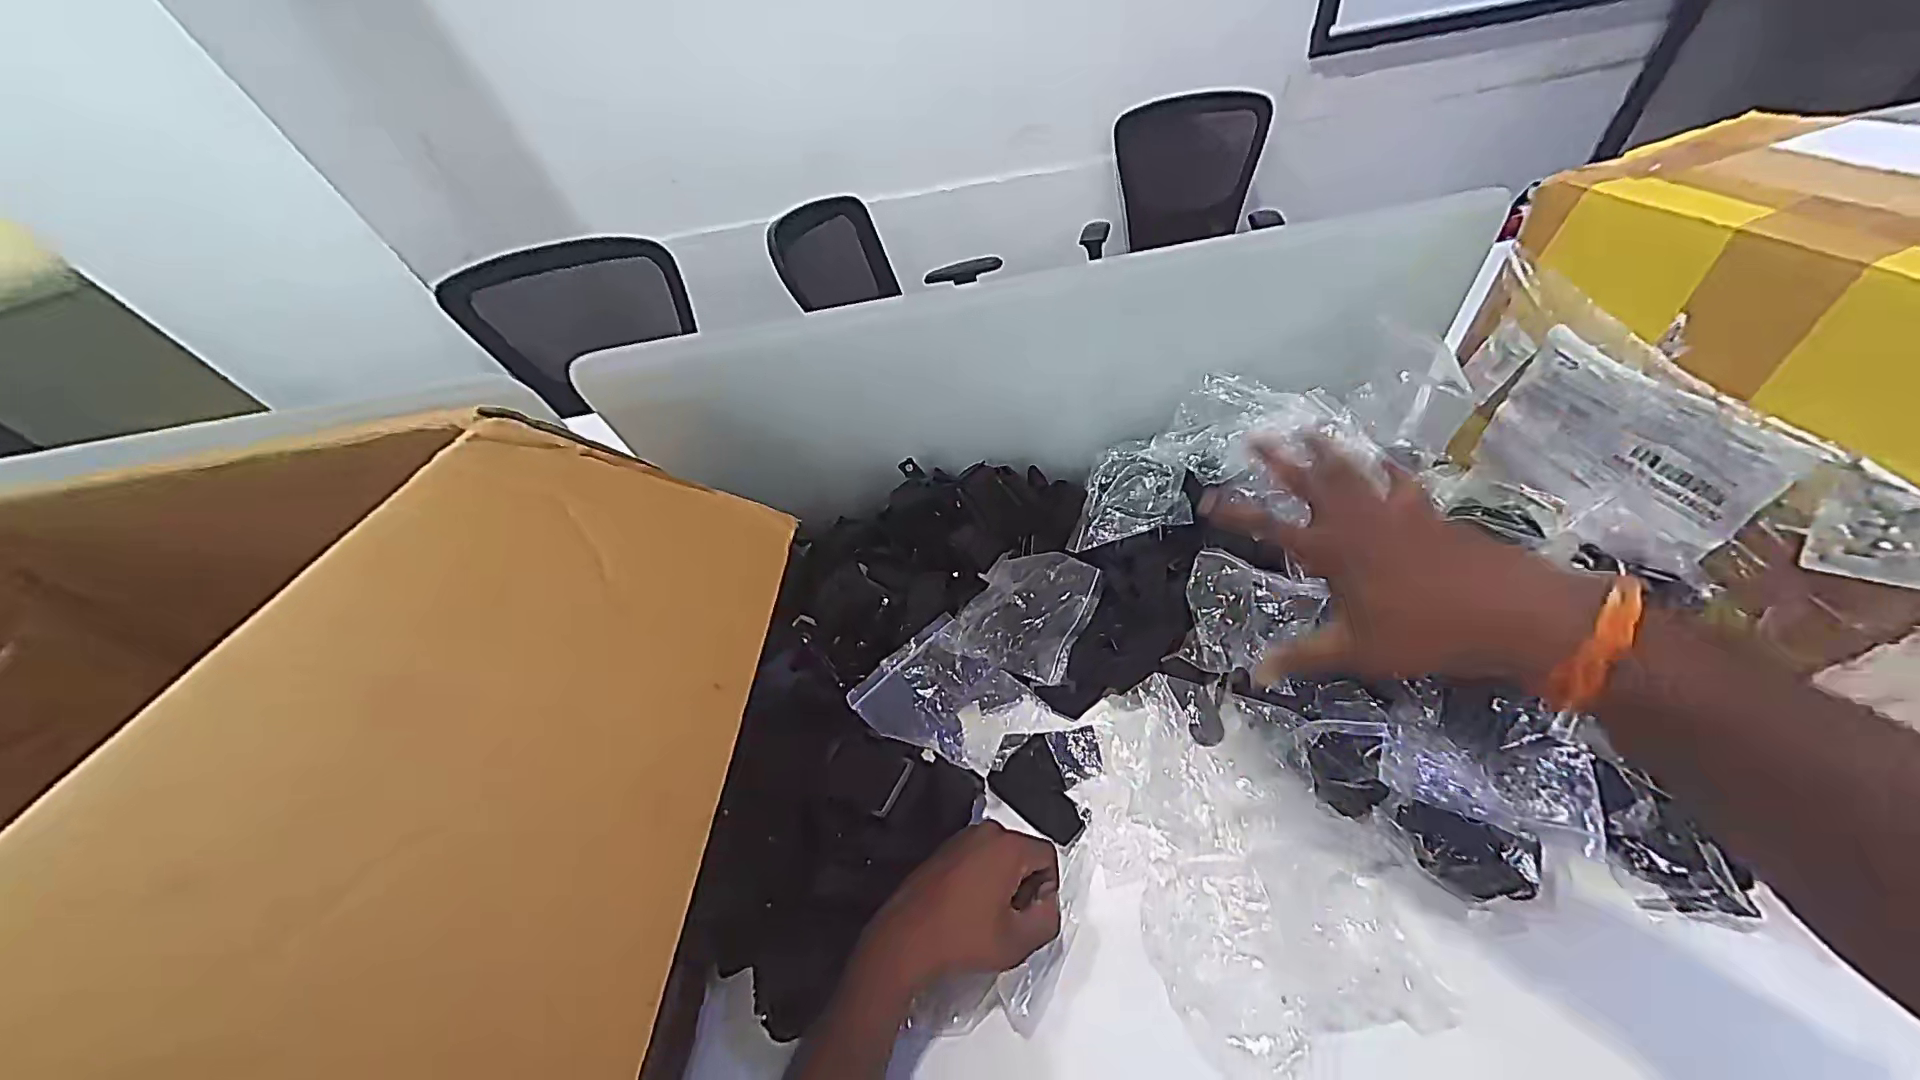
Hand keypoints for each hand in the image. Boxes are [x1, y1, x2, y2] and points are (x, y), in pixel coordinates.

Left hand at [851, 821, 1060, 995]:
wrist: (907, 938)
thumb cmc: (954, 936)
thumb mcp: (1018, 941)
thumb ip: (1048, 919)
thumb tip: (1049, 907)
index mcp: (1007, 846)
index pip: (1049, 856)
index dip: (1048, 889)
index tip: (1035, 910)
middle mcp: (984, 834)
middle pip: (1025, 854)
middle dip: (1025, 885)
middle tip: (1012, 918)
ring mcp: (962, 840)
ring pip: (1001, 857)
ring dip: (1003, 884)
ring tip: (988, 918)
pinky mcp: (947, 850)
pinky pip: (979, 859)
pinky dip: (982, 881)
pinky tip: (970, 911)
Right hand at [1203, 435, 1606, 688]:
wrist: (1511, 613)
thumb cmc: (1424, 632)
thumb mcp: (1355, 651)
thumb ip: (1302, 657)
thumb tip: (1255, 674)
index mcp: (1330, 553)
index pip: (1269, 528)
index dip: (1235, 514)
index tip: (1208, 500)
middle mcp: (1355, 523)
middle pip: (1309, 482)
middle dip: (1278, 459)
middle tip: (1256, 437)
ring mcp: (1393, 512)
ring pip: (1352, 471)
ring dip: (1327, 450)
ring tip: (1310, 430)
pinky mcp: (1426, 512)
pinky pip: (1399, 481)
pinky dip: (1386, 468)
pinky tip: (1383, 459)